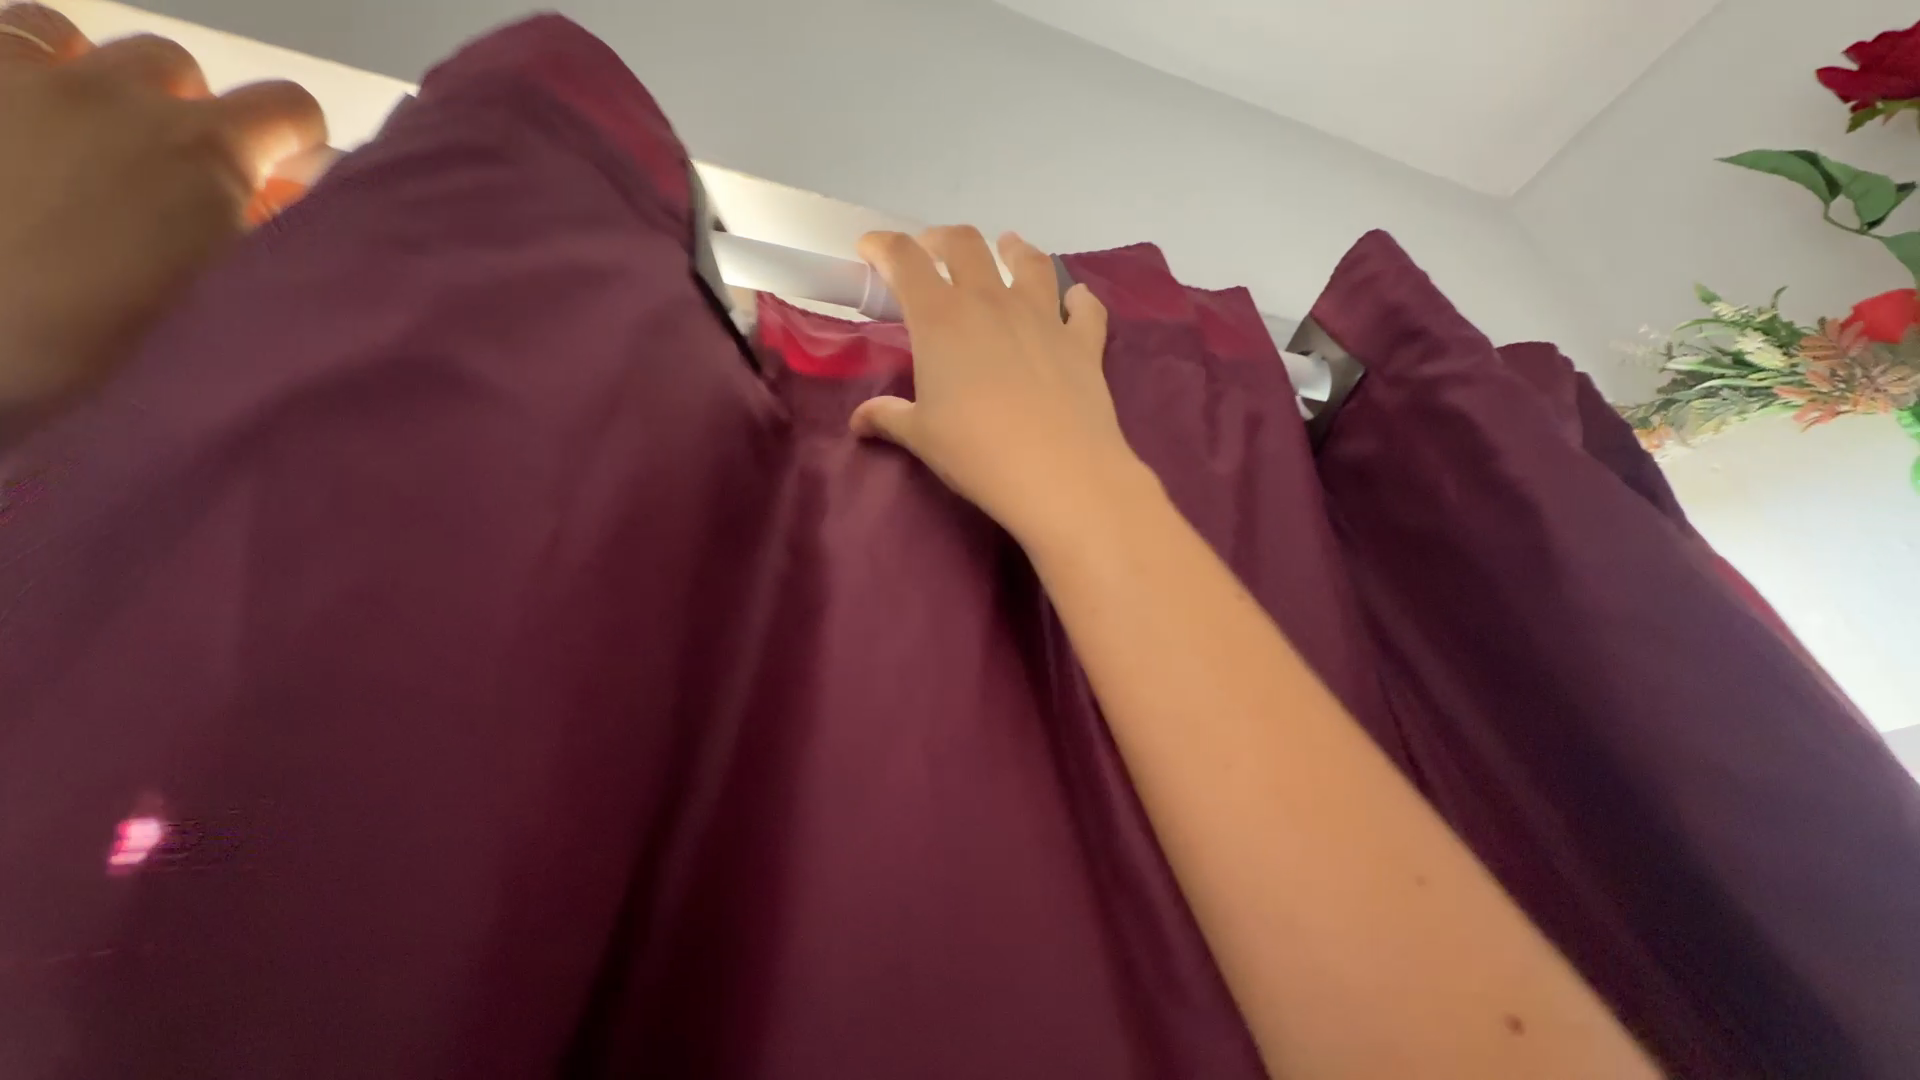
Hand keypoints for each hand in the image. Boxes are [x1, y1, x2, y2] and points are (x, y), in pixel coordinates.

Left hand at [0, 5, 324, 438]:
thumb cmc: (120, 336)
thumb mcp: (237, 292)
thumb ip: (279, 232)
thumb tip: (295, 197)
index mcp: (208, 150)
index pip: (292, 107)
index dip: (296, 143)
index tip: (282, 185)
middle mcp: (116, 93)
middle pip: (177, 66)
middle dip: (186, 111)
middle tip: (173, 177)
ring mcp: (14, 78)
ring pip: (67, 34)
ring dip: (88, 79)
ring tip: (79, 139)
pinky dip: (14, 69)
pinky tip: (18, 125)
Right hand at [851, 226, 1153, 547]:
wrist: (1057, 472)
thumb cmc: (976, 452)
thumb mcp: (921, 436)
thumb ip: (888, 418)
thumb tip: (859, 421)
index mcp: (941, 318)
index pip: (905, 260)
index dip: (883, 247)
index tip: (872, 248)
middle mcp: (991, 302)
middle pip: (965, 245)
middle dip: (942, 240)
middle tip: (934, 252)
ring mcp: (1043, 316)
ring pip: (1029, 262)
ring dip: (1014, 250)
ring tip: (1007, 248)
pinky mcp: (1083, 341)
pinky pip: (1085, 307)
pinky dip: (1078, 299)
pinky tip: (1075, 300)